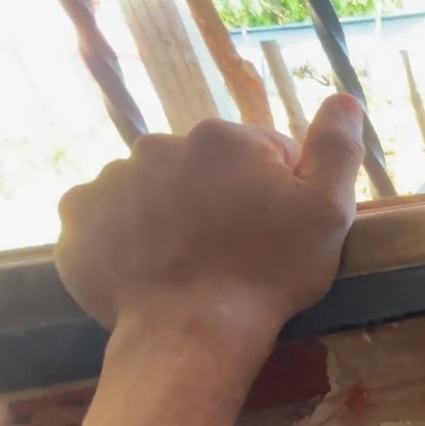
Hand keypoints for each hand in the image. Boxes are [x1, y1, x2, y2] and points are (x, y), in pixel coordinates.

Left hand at [55, 95, 365, 356]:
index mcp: (225, 139)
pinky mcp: (77, 218)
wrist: (193, 326)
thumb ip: (338, 150)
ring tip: (206, 262)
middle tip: (252, 249)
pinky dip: (140, 236)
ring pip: (165, 190)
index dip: (291, 191)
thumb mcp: (329, 211)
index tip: (292, 229)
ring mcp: (111, 179)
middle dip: (234, 198)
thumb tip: (346, 99)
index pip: (272, 152)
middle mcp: (161, 144)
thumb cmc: (273, 269)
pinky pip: (118, 217)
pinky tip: (164, 267)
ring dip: (186, 215)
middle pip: (214, 168)